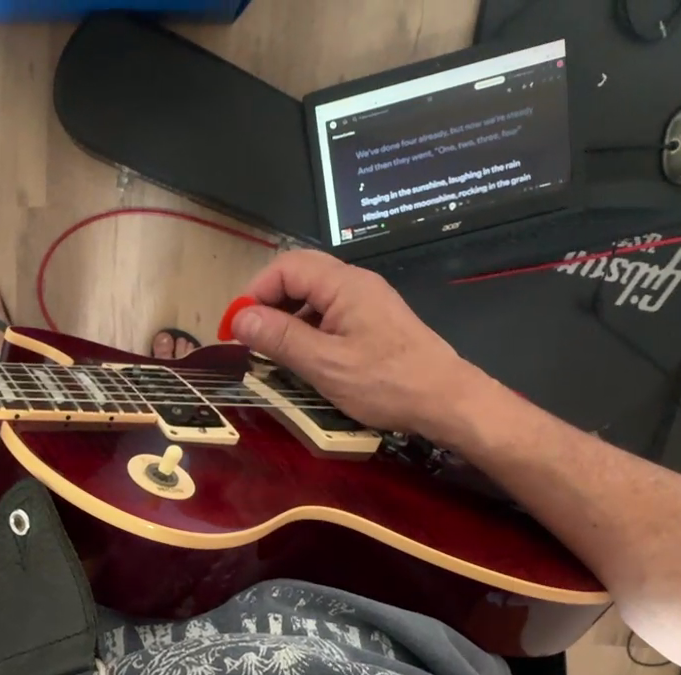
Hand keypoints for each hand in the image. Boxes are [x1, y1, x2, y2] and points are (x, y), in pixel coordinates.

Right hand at [228, 250, 497, 442]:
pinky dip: (307, 329)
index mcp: (344, 284)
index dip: (254, 293)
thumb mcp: (324, 364)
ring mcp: (366, 302)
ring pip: (313, 296)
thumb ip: (280, 338)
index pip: (286, 268)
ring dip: (286, 318)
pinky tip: (303, 358)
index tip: (236, 329)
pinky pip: (329, 313)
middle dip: (267, 303)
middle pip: (299, 276)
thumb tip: (239, 319)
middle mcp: (355, 283)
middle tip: (249, 339)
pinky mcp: (373, 322)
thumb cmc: (385, 382)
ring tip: (271, 352)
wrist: (444, 400)